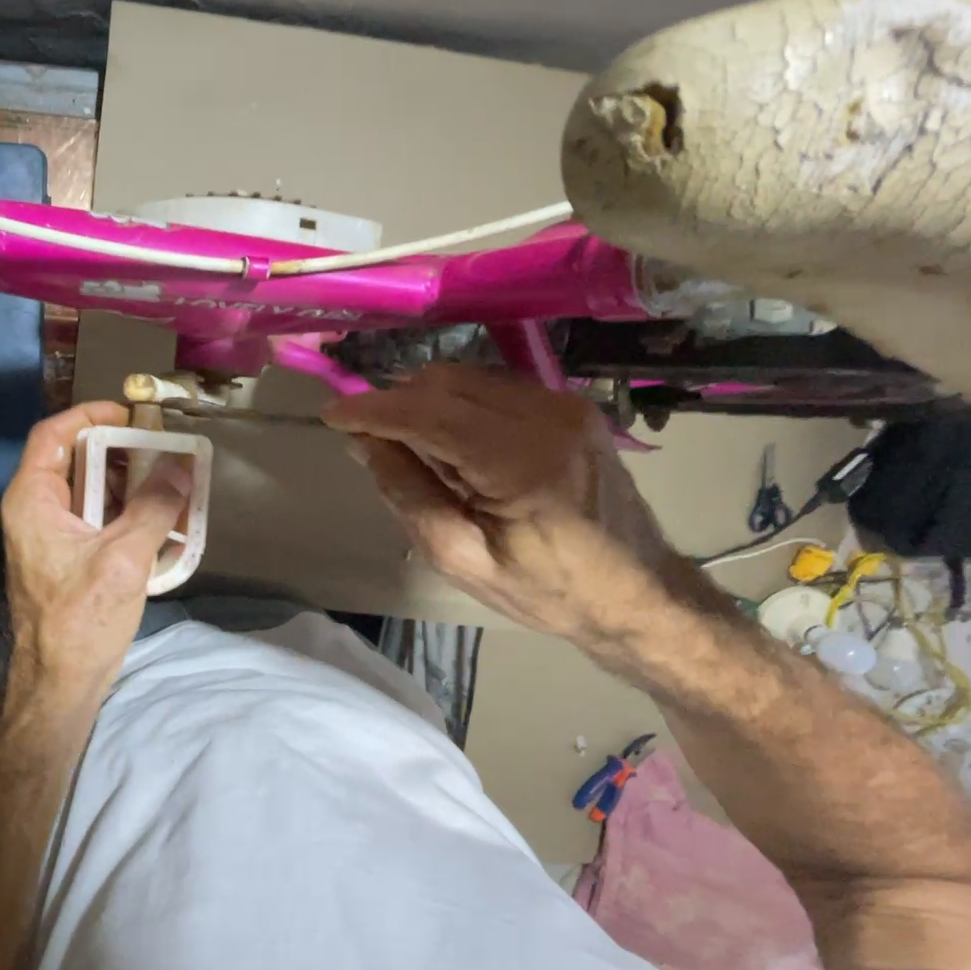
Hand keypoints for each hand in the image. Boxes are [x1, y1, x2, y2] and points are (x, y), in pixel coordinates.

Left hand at [0, 402, 191, 702]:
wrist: (59, 682)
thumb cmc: (80, 620)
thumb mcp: (123, 559)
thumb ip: (153, 507)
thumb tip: (182, 467)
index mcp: (32, 500)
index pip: (52, 435)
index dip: (89, 415)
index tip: (131, 413)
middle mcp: (35, 510)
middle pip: (75, 460)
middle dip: (121, 451)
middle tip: (163, 450)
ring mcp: (50, 534)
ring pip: (89, 490)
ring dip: (128, 483)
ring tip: (171, 482)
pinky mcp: (67, 556)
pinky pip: (96, 518)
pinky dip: (126, 512)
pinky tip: (161, 518)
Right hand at [322, 366, 683, 652]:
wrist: (639, 591)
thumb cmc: (546, 590)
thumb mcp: (459, 558)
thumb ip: (407, 493)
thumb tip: (365, 443)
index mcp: (523, 465)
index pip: (429, 414)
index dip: (372, 409)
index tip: (330, 414)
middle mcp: (548, 418)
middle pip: (444, 383)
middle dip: (395, 403)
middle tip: (367, 441)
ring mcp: (564, 405)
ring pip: (464, 378)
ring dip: (423, 403)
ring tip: (412, 450)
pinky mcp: (569, 404)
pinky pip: (490, 386)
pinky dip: (454, 404)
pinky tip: (451, 444)